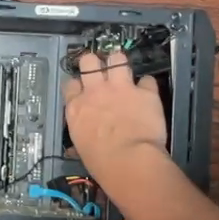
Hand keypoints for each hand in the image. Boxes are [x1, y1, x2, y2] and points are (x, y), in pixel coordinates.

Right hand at [62, 51, 168, 185]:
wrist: (129, 159)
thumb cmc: (100, 160)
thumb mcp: (80, 146)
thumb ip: (82, 130)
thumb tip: (84, 136)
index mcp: (77, 106)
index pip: (70, 84)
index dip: (77, 85)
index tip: (82, 89)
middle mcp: (96, 91)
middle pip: (89, 61)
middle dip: (94, 63)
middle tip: (100, 70)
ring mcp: (122, 88)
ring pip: (117, 59)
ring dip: (119, 64)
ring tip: (123, 72)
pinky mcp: (146, 92)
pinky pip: (148, 80)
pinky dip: (147, 86)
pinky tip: (147, 93)